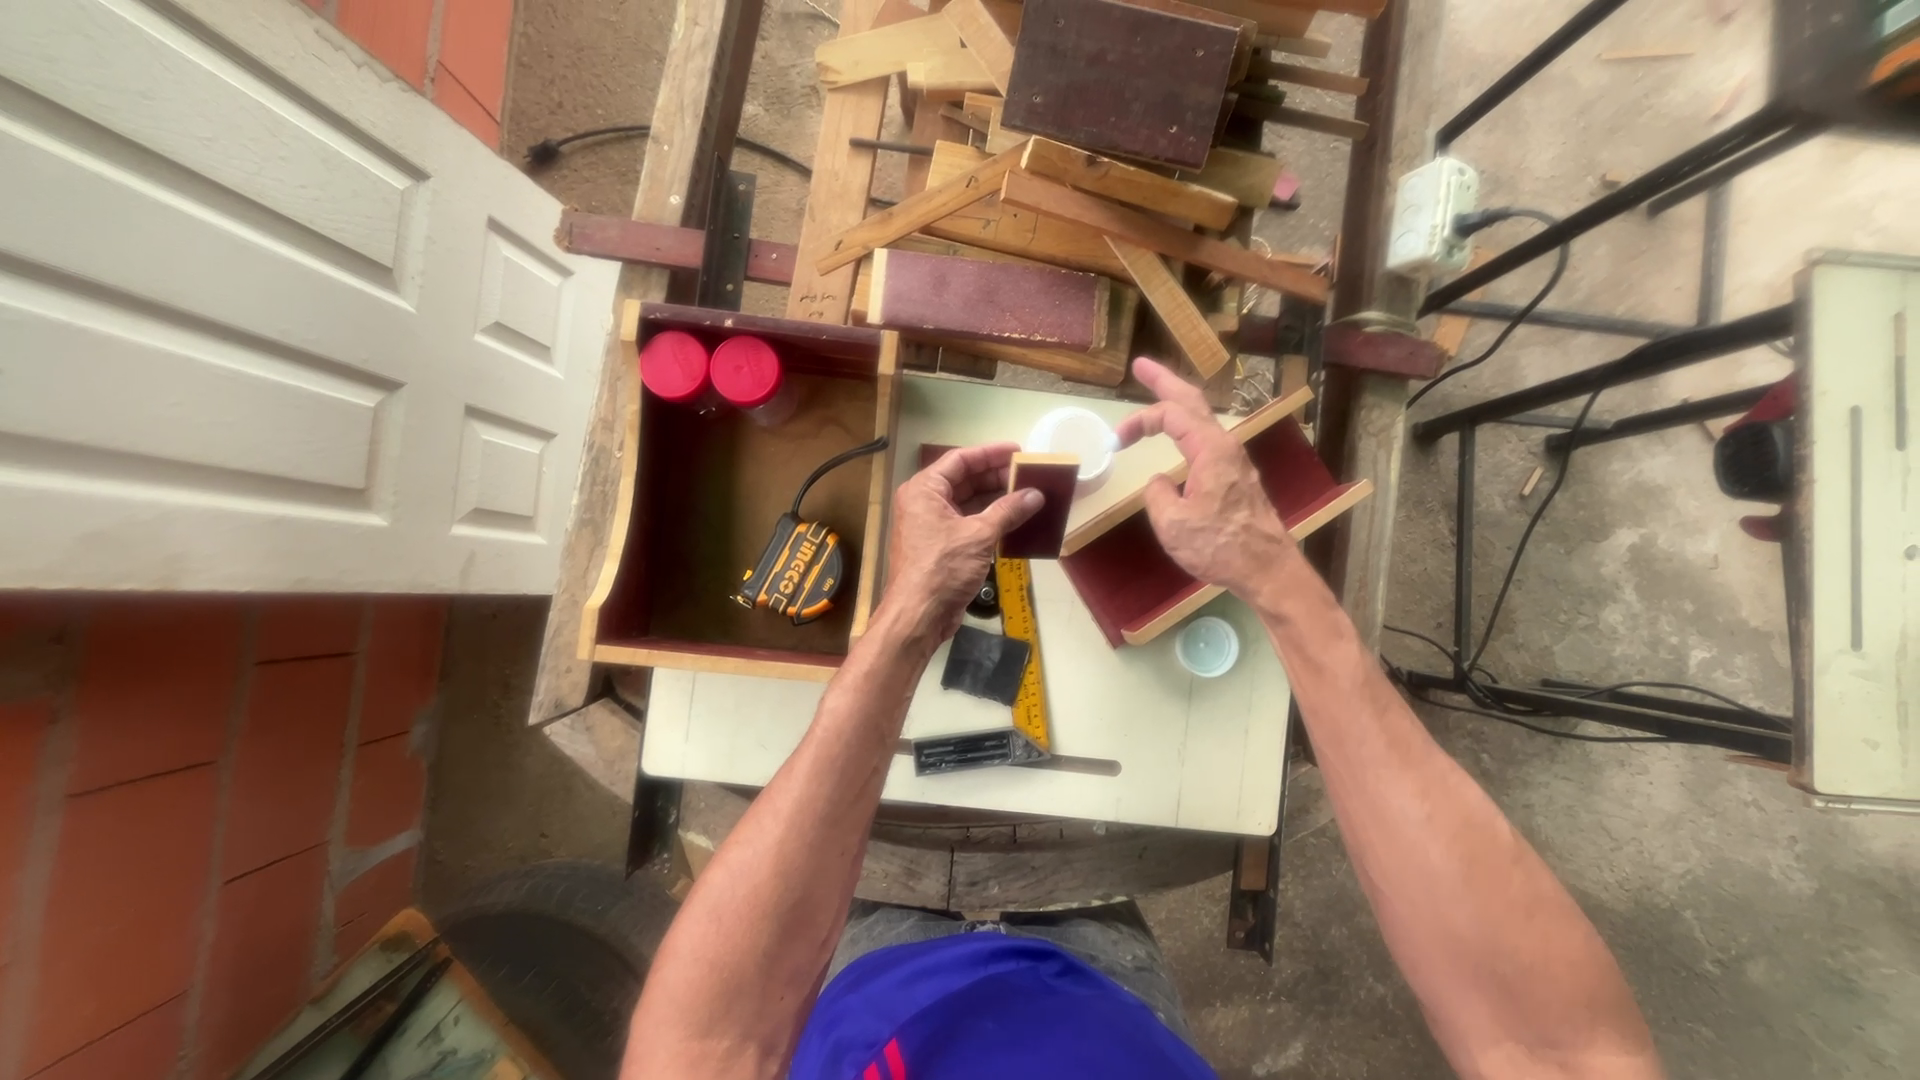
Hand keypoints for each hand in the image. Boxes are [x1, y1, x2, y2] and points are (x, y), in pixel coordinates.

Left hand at [884, 442, 1042, 639]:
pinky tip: (1015, 521)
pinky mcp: (942, 547)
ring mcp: (932, 526)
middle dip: (996, 477)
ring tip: (1028, 495)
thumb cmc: (942, 568)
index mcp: (924, 490)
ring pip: (968, 503)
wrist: (919, 614)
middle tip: (1028, 475)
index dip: (990, 454)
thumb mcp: (979, 535)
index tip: (1018, 451)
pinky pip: (969, 524)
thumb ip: (1008, 511)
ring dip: (996, 500)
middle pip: (964, 480)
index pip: (960, 460)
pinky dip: (990, 521)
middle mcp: (924, 503)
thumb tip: (1035, 495)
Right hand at [1114, 357, 1296, 595]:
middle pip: (1192, 401)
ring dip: (1177, 403)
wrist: (1266, 568)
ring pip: (1202, 419)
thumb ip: (1158, 495)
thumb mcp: (1173, 522)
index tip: (1116, 442)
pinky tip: (1180, 433)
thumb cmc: (1220, 545)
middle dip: (1164, 381)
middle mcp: (1225, 446)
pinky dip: (1186, 426)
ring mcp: (1233, 461)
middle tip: (1140, 366)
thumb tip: (1160, 483)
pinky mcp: (1235, 478)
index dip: (1139, 421)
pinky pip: (1206, 438)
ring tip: (1158, 391)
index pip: (1170, 415)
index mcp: (1210, 449)